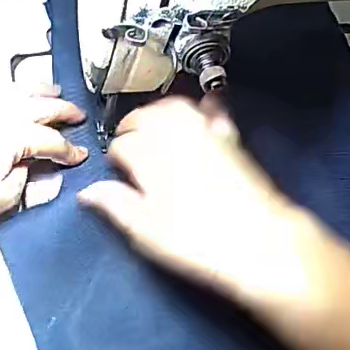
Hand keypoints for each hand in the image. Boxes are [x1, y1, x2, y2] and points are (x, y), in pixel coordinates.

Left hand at [0, 80, 88, 239]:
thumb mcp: (4, 198)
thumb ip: (28, 180)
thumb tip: (38, 171)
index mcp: (13, 137)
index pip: (52, 140)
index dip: (69, 149)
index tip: (78, 156)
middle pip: (39, 106)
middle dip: (63, 110)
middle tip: (77, 116)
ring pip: (14, 90)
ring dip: (37, 89)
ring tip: (51, 91)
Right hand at [78, 96, 332, 308]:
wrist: (260, 242)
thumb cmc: (200, 240)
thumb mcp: (147, 230)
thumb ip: (116, 205)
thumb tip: (89, 192)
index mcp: (150, 156)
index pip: (121, 145)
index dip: (115, 157)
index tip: (116, 171)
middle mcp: (176, 137)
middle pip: (145, 116)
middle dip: (131, 126)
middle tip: (126, 143)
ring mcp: (205, 135)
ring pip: (175, 106)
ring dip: (159, 111)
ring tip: (152, 125)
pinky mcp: (230, 140)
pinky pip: (214, 111)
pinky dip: (204, 106)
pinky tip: (203, 107)